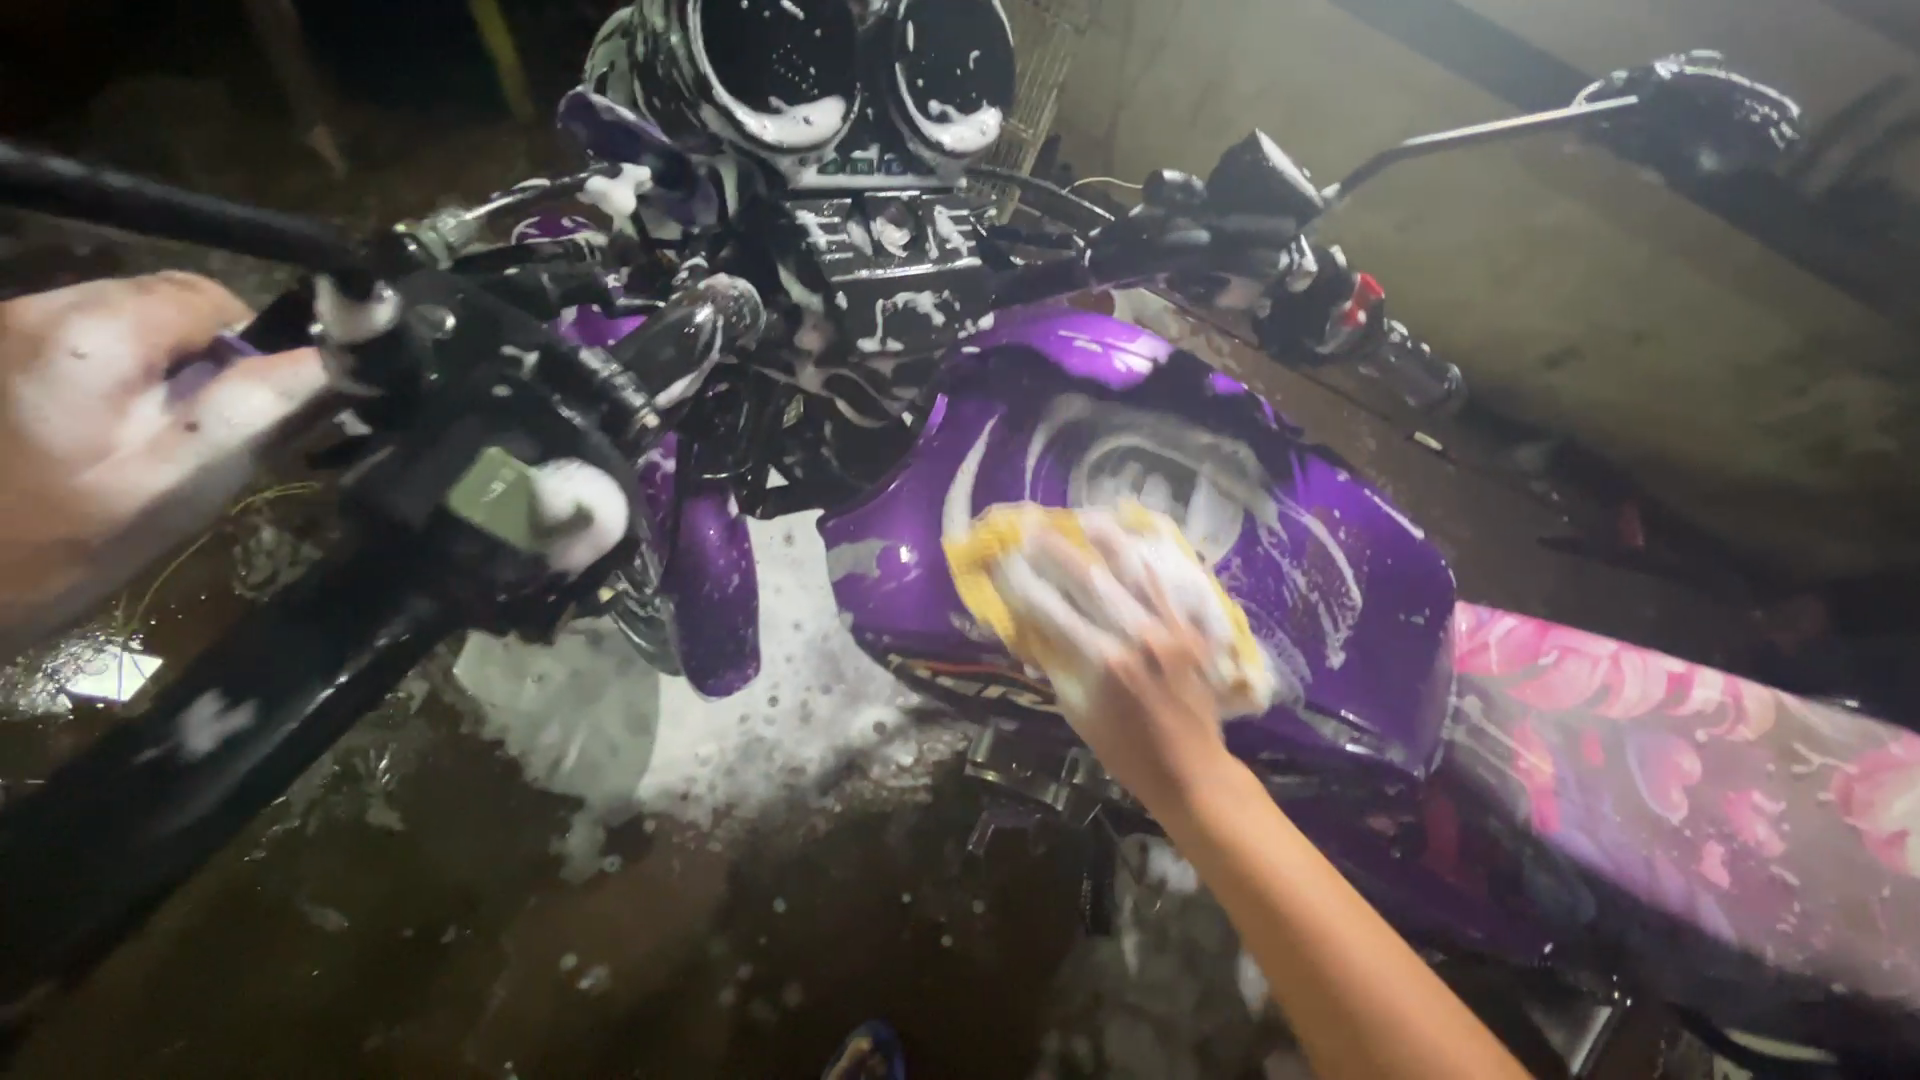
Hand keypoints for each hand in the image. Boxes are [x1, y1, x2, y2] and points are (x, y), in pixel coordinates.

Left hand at [0, 272, 325, 647]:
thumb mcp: (189, 477)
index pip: (208, 298)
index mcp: (91, 335)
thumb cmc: (74, 540)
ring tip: (148, 435)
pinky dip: (113, 378)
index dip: (250, 348)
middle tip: (198, 429)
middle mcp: (31, 310)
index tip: (250, 409)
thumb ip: (261, 406)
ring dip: (156, 367)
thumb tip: (335, 362)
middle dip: (199, 355)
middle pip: (159, 302)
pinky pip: (80, 344)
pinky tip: (97, 433)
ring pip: (121, 321)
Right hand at [995, 518, 1242, 812]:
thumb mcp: (1078, 713)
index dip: (1022, 584)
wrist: (1192, 771)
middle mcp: (1136, 636)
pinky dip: (1142, 561)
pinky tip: (1129, 543)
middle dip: (1056, 551)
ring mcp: (1168, 628)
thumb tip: (1030, 630)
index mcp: (1102, 662)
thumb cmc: (1126, 751)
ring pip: (1132, 571)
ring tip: (1082, 517)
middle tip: (1033, 529)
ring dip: (1104, 541)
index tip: (1001, 561)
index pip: (1051, 611)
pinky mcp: (1190, 629)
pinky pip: (1163, 585)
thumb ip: (1056, 666)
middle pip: (1089, 579)